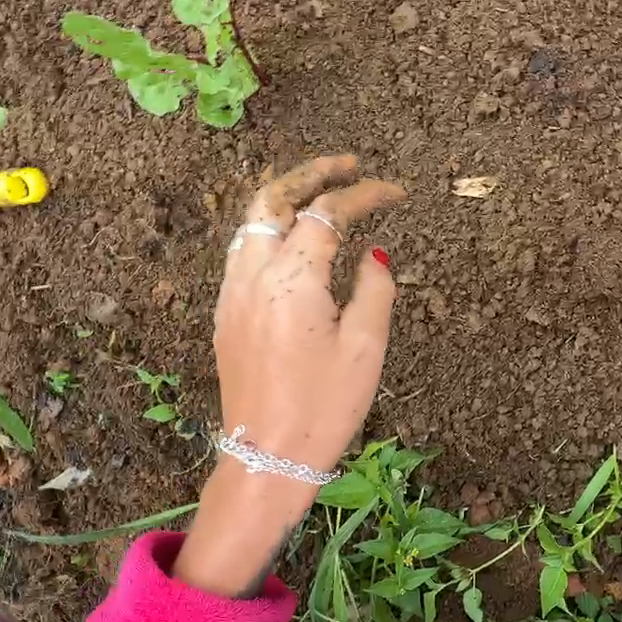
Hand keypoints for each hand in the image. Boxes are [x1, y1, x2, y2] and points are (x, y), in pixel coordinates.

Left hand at [174, 155, 405, 595]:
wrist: (267, 458)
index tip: (395, 193)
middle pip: (272, 199)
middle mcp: (254, 274)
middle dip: (310, 172)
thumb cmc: (324, 406)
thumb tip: (373, 254)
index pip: (328, 214)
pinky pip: (244, 250)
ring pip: (250, 221)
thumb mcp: (366, 347)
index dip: (364, 194)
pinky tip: (293, 239)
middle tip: (347, 163)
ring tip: (319, 191)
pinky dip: (269, 228)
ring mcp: (232, 293)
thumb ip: (374, 289)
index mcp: (293, 279)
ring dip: (284, 196)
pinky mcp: (226, 313)